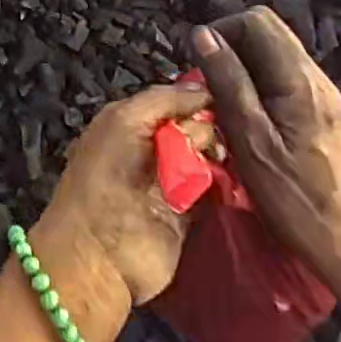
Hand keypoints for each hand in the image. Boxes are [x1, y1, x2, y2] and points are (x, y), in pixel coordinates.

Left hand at [34, 82, 214, 304]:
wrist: (100, 248)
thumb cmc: (105, 175)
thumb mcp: (123, 122)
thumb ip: (161, 103)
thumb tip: (203, 93)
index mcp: (128, 118)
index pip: (171, 99)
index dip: (197, 97)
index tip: (230, 97)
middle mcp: (151, 143)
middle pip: (195, 125)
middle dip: (211, 126)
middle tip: (220, 137)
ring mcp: (172, 178)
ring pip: (209, 154)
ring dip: (222, 153)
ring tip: (227, 157)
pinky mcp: (191, 210)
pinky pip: (217, 188)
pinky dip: (228, 181)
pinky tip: (240, 177)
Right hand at [190, 7, 340, 280]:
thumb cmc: (290, 194)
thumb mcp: (248, 136)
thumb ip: (227, 80)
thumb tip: (202, 35)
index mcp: (300, 82)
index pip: (256, 21)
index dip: (220, 32)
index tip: (199, 64)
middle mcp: (314, 79)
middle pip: (264, 29)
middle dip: (227, 44)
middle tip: (206, 79)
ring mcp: (318, 94)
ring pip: (269, 50)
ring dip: (237, 63)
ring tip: (219, 96)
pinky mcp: (314, 109)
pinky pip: (275, 72)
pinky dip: (250, 79)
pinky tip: (239, 110)